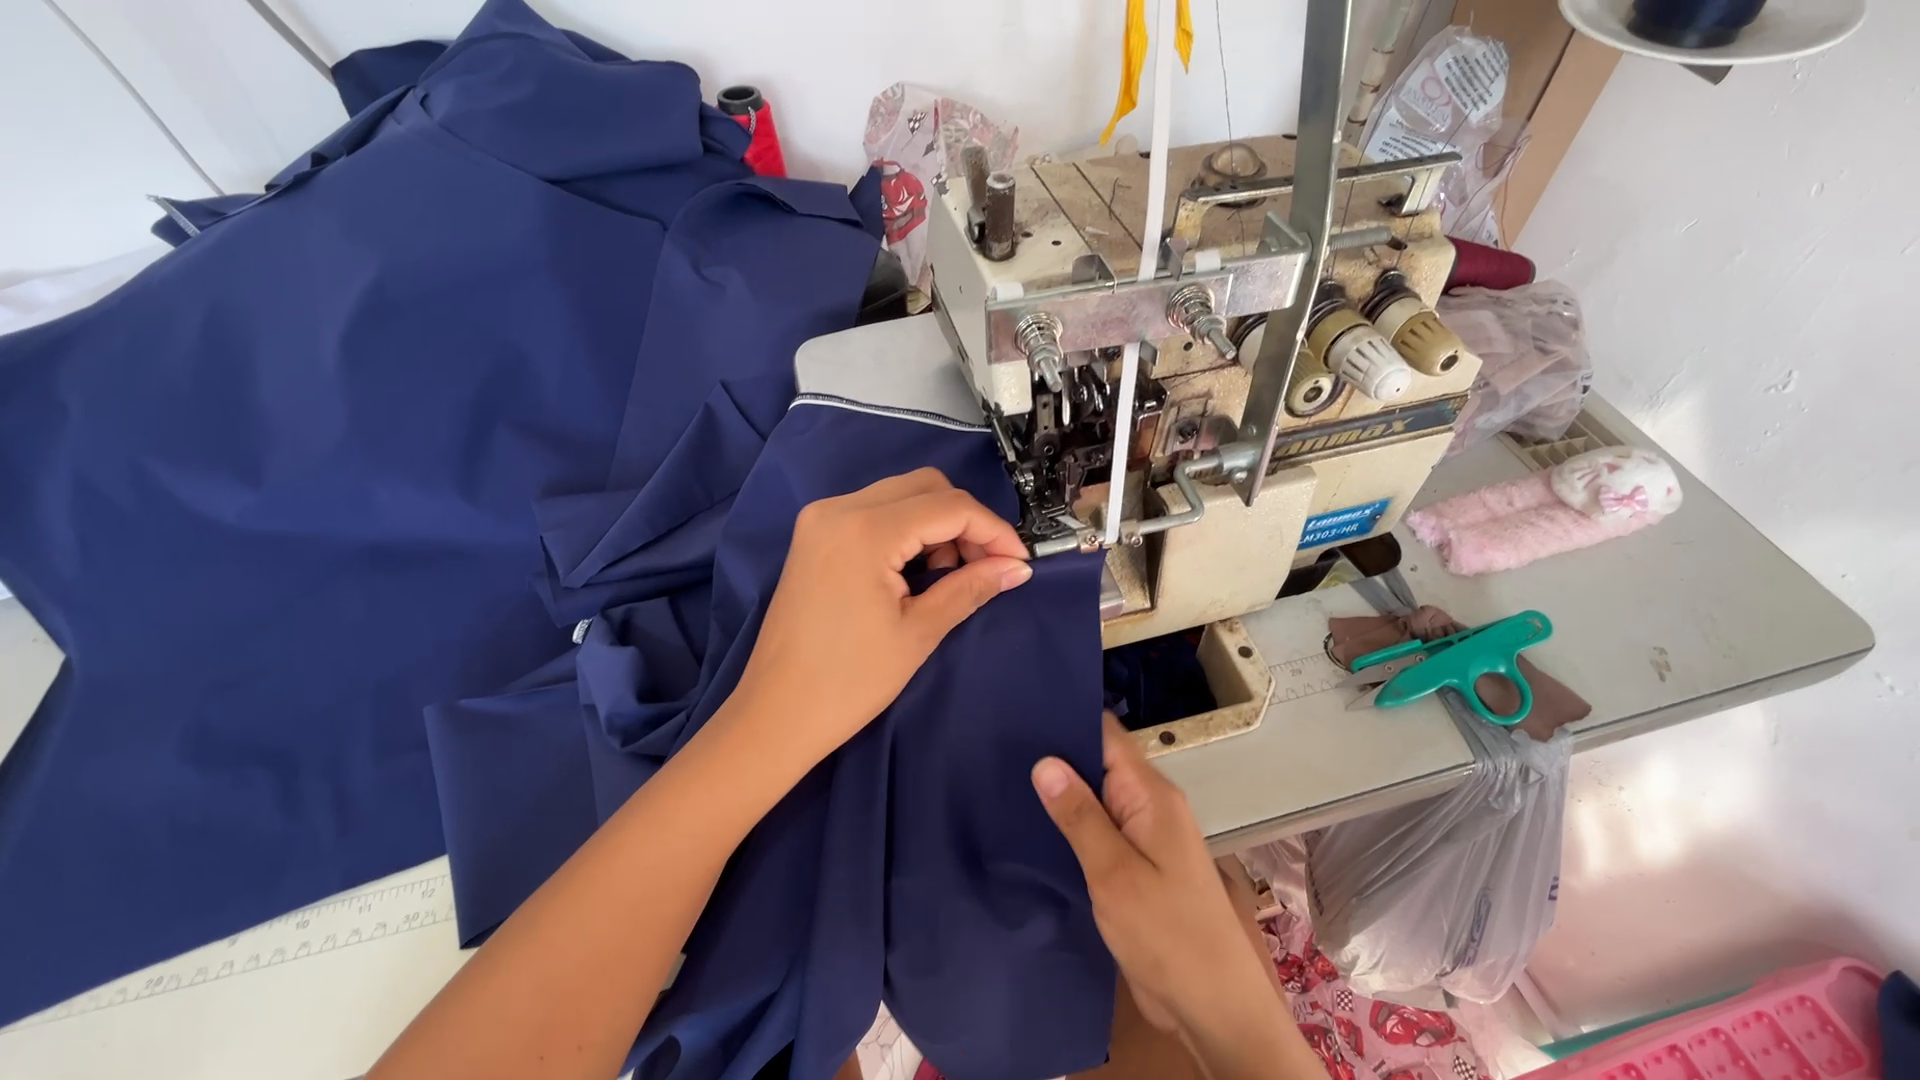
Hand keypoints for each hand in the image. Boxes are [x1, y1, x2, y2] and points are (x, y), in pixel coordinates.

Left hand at [730, 467, 1031, 763]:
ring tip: (949, 575)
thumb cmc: (847, 682)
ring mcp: (820, 519)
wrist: (776, 713)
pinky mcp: (813, 535)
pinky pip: (874, 510)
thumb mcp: (919, 632)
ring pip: (900, 494)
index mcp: (864, 531)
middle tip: (984, 566)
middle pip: (925, 486)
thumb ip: (971, 587)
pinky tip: (916, 569)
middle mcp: (838, 509)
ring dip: (936, 523)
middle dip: (965, 520)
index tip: (1017, 561)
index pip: (949, 506)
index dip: (993, 530)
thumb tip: (1016, 567)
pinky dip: (906, 528)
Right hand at [1031, 715, 1279, 1037]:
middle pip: (1098, 763)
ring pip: (1096, 800)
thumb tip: (1045, 761)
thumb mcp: (1115, 873)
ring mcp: (1143, 839)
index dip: (1066, 717)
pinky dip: (1069, 827)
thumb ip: (1079, 816)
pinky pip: (1099, 832)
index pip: (1106, 735)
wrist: (1212, 1007)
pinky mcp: (1135, 868)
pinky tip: (1030, 828)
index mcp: (1152, 796)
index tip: (1018, 709)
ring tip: (1000, 780)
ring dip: (1059, 795)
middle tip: (994, 747)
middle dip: (1054, 756)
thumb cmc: (1168, 934)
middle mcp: (1150, 807)